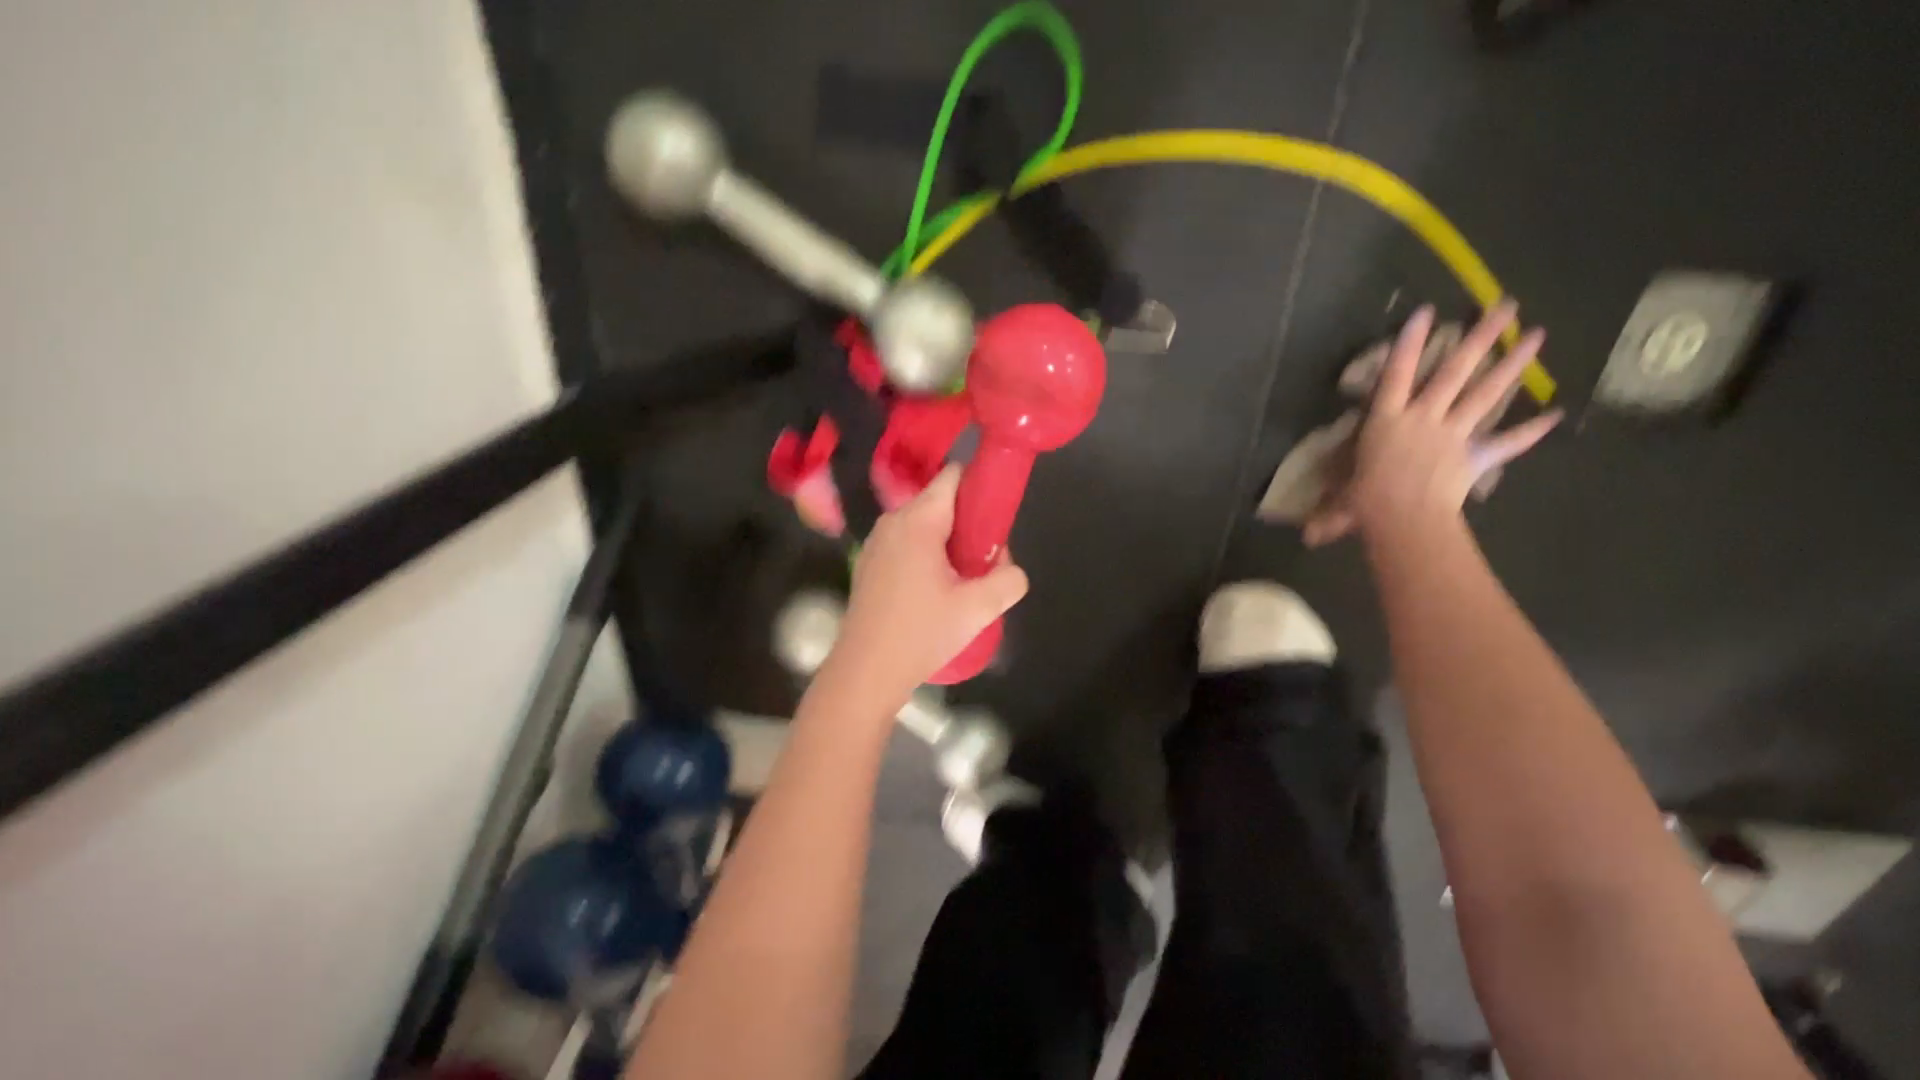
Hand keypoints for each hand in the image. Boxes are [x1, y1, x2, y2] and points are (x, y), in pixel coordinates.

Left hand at [828, 466, 1028, 700]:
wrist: (866, 671)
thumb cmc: (921, 634)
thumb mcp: (978, 609)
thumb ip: (1008, 579)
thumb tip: (1007, 566)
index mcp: (918, 520)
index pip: (953, 475)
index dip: (980, 485)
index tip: (998, 514)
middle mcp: (893, 520)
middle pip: (940, 500)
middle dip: (968, 521)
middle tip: (985, 557)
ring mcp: (877, 541)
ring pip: (923, 524)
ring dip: (948, 541)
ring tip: (964, 578)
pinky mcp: (870, 563)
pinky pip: (907, 542)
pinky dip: (926, 554)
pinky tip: (937, 590)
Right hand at [1305, 302, 1561, 546]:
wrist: (1404, 520)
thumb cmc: (1366, 504)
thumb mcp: (1342, 503)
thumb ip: (1332, 514)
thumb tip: (1307, 537)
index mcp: (1386, 421)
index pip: (1396, 373)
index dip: (1409, 342)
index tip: (1426, 310)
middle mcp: (1423, 418)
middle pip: (1454, 370)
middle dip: (1480, 337)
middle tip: (1505, 306)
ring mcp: (1453, 434)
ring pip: (1486, 392)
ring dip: (1513, 364)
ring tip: (1537, 335)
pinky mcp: (1476, 457)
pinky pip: (1507, 442)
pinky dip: (1532, 431)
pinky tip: (1557, 414)